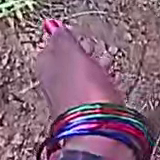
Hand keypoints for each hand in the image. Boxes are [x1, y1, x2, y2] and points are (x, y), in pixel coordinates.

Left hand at [36, 21, 134, 159]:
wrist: (99, 132)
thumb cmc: (83, 92)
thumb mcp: (70, 55)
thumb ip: (63, 39)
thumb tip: (54, 27)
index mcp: (46, 68)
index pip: (52, 46)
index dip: (67, 38)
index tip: (79, 33)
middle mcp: (56, 84)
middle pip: (69, 62)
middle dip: (84, 52)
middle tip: (95, 47)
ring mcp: (73, 99)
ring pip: (84, 76)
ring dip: (97, 67)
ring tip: (109, 62)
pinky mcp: (91, 112)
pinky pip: (97, 91)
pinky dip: (105, 83)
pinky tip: (113, 82)